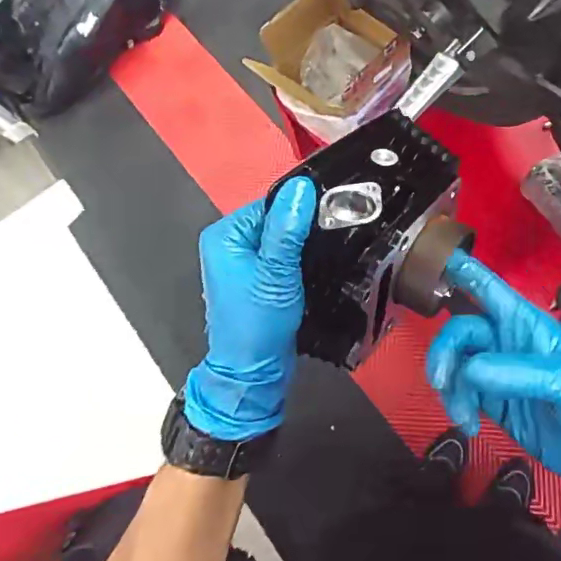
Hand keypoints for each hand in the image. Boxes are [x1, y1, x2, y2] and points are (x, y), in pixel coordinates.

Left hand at [184, 178, 317, 440]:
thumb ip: (286, 230)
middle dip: (307, 227)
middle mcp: (232, 242)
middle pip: (280, 218)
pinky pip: (287, 253)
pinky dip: (304, 257)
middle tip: (335, 237)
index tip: (333, 218)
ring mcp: (246, 260)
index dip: (303, 209)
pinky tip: (320, 264)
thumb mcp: (275, 274)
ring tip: (329, 251)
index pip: (273, 203)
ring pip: (287, 236)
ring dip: (308, 243)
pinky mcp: (262, 275)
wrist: (253, 372)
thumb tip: (301, 188)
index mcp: (225, 235)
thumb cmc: (257, 324)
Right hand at [426, 252, 560, 545]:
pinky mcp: (495, 403)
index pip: (491, 289)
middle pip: (462, 329)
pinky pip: (461, 393)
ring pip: (456, 363)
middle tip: (442, 380)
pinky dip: (456, 406)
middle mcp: (510, 342)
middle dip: (446, 350)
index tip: (437, 262)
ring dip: (450, 386)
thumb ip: (523, 374)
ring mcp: (500, 372)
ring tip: (464, 415)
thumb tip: (472, 370)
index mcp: (530, 325)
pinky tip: (470, 425)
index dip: (465, 271)